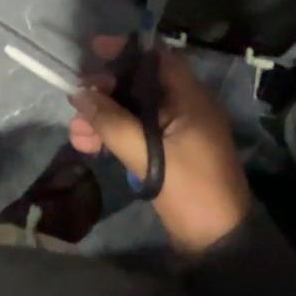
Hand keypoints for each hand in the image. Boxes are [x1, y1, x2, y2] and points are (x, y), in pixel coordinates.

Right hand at [69, 35, 252, 255]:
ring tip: (76, 133)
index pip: (157, 57)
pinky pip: (137, 131)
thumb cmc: (191, 191)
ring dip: (104, 116)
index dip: (126, 50)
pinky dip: (114, 133)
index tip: (94, 52)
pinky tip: (89, 145)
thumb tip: (80, 94)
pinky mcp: (169, 151)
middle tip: (78, 101)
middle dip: (105, 91)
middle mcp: (185, 107)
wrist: (219, 245)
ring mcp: (177, 130)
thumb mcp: (147, 155)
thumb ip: (111, 122)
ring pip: (133, 109)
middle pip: (139, 83)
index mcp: (191, 99)